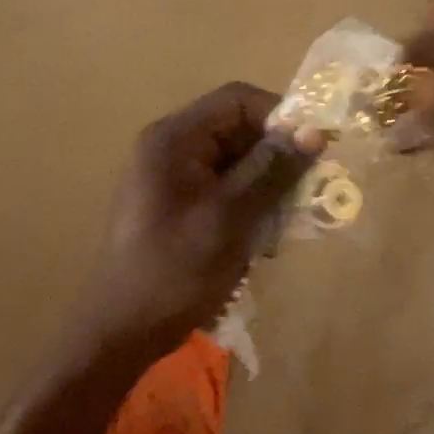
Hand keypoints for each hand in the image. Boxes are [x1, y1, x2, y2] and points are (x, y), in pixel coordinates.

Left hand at [69, 82, 324, 359]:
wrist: (119, 333)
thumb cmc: (174, 270)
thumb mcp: (231, 217)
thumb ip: (271, 170)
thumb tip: (314, 130)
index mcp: (174, 138)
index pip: (237, 99)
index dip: (280, 116)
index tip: (314, 150)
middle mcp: (169, 147)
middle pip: (237, 129)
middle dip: (276, 158)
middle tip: (306, 194)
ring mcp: (170, 177)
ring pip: (235, 162)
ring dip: (265, 187)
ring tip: (282, 226)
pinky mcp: (175, 205)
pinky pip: (222, 188)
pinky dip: (247, 206)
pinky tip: (259, 243)